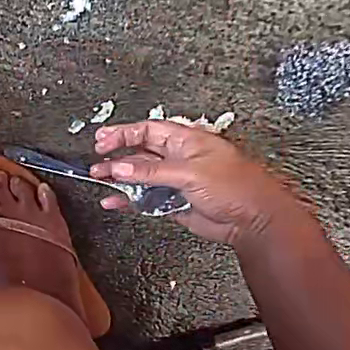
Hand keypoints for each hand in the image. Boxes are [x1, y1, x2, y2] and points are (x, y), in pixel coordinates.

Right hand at [90, 121, 306, 246]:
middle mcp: (179, 158)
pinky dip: (129, 200)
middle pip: (141, 153)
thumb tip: (122, 166)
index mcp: (186, 140)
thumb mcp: (190, 172)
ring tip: (100, 180)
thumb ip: (152, 170)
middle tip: (97, 161)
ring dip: (120, 179)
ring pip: (141, 177)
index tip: (103, 142)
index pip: (148, 130)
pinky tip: (114, 201)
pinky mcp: (174, 203)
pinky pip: (146, 199)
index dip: (124, 134)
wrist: (252, 219)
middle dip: (117, 156)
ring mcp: (176, 181)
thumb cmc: (235, 186)